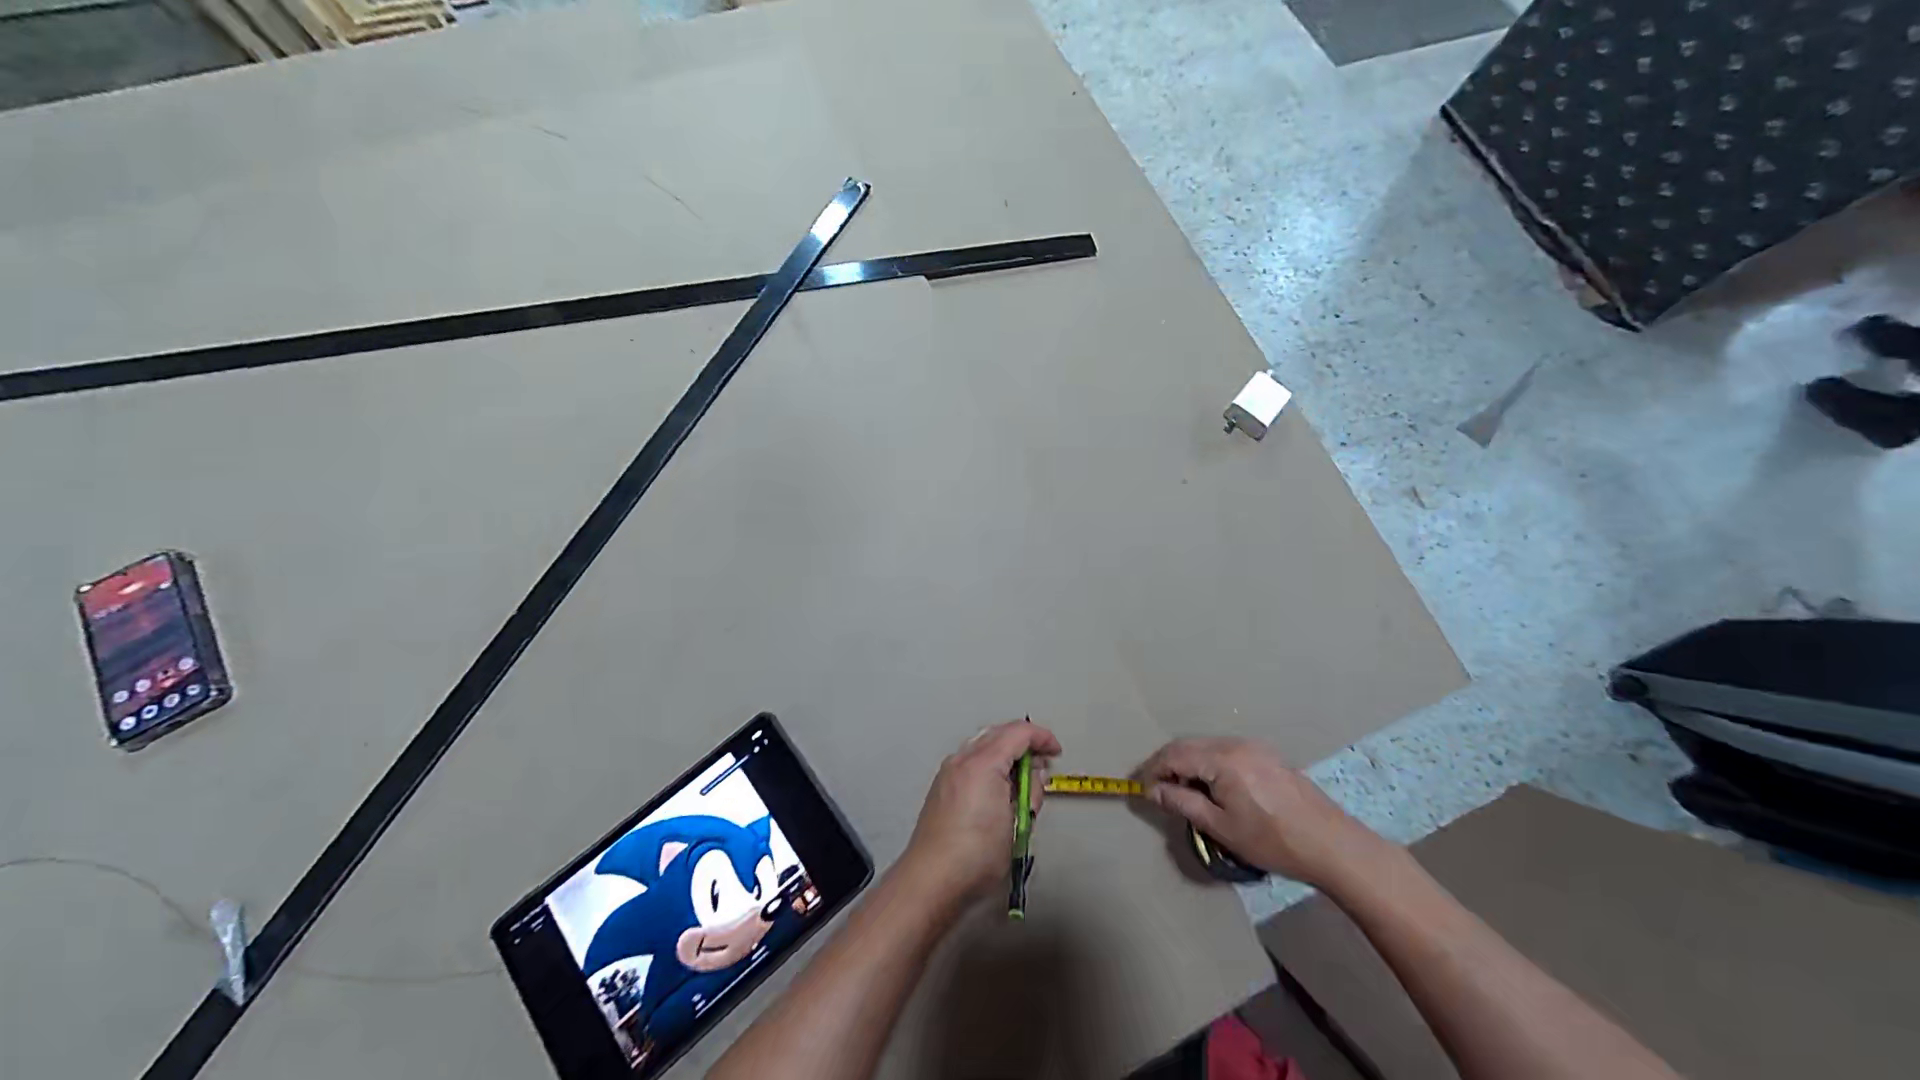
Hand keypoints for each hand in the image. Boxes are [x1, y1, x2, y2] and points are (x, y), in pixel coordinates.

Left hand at [901, 720, 1060, 902]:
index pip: (1018, 733)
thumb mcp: (1017, 823)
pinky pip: (971, 761)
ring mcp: (948, 772)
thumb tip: (1033, 777)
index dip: (1042, 737)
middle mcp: (962, 761)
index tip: (1055, 750)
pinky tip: (998, 790)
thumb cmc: (974, 857)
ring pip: (983, 745)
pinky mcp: (942, 786)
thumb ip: (1029, 792)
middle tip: (1042, 764)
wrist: (932, 880)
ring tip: (1021, 783)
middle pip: (999, 733)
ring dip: (1006, 754)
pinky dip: (989, 764)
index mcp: (983, 764)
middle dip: (1024, 743)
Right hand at [1137, 737, 1388, 887]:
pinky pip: (1224, 751)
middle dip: (1167, 763)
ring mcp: (1254, 747)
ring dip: (1187, 763)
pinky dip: (1207, 763)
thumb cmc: (1273, 841)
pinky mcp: (1266, 755)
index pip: (1174, 755)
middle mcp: (1236, 744)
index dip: (1152, 769)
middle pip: (1188, 745)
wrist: (1332, 846)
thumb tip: (1152, 790)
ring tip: (1180, 790)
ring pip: (1206, 746)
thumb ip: (1182, 803)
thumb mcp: (1221, 827)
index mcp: (1223, 760)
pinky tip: (1210, 786)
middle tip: (1155, 788)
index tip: (1139, 788)